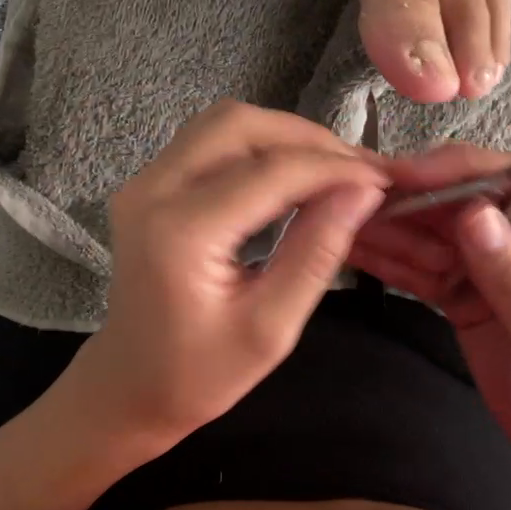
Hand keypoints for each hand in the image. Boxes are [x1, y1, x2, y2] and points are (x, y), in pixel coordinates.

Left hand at [64, 102, 388, 446]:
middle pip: (238, 125)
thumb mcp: (270, 330)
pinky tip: (291, 172)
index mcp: (179, 232)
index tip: (382, 178)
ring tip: (332, 168)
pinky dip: (256, 145)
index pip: (268, 172)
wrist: (128, 386)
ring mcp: (143, 182)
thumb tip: (364, 192)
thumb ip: (316, 254)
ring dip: (281, 135)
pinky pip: (207, 141)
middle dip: (306, 138)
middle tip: (358, 168)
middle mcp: (151, 191)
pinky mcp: (147, 183)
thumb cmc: (198, 375)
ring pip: (222, 123)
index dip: (332, 167)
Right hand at [347, 144, 510, 509]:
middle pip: (467, 206)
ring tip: (336, 220)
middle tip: (348, 199)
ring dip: (392, 228)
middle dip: (412, 198)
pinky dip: (393, 262)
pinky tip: (353, 250)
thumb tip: (474, 212)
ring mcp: (499, 276)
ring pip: (439, 237)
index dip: (460, 171)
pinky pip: (428, 272)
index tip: (404, 175)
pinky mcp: (472, 302)